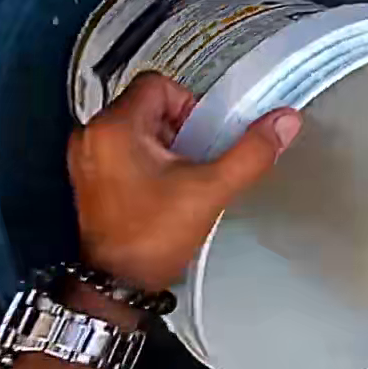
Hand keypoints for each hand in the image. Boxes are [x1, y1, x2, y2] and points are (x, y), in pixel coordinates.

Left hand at [68, 72, 301, 291]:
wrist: (118, 284)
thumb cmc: (151, 239)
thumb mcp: (210, 191)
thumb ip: (250, 152)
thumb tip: (282, 122)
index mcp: (115, 127)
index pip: (158, 84)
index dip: (188, 105)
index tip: (201, 137)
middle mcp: (91, 135)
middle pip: (145, 105)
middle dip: (177, 129)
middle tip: (192, 163)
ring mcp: (85, 158)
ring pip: (134, 129)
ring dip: (161, 146)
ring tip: (177, 180)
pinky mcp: (87, 178)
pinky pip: (120, 151)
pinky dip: (143, 161)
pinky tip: (159, 191)